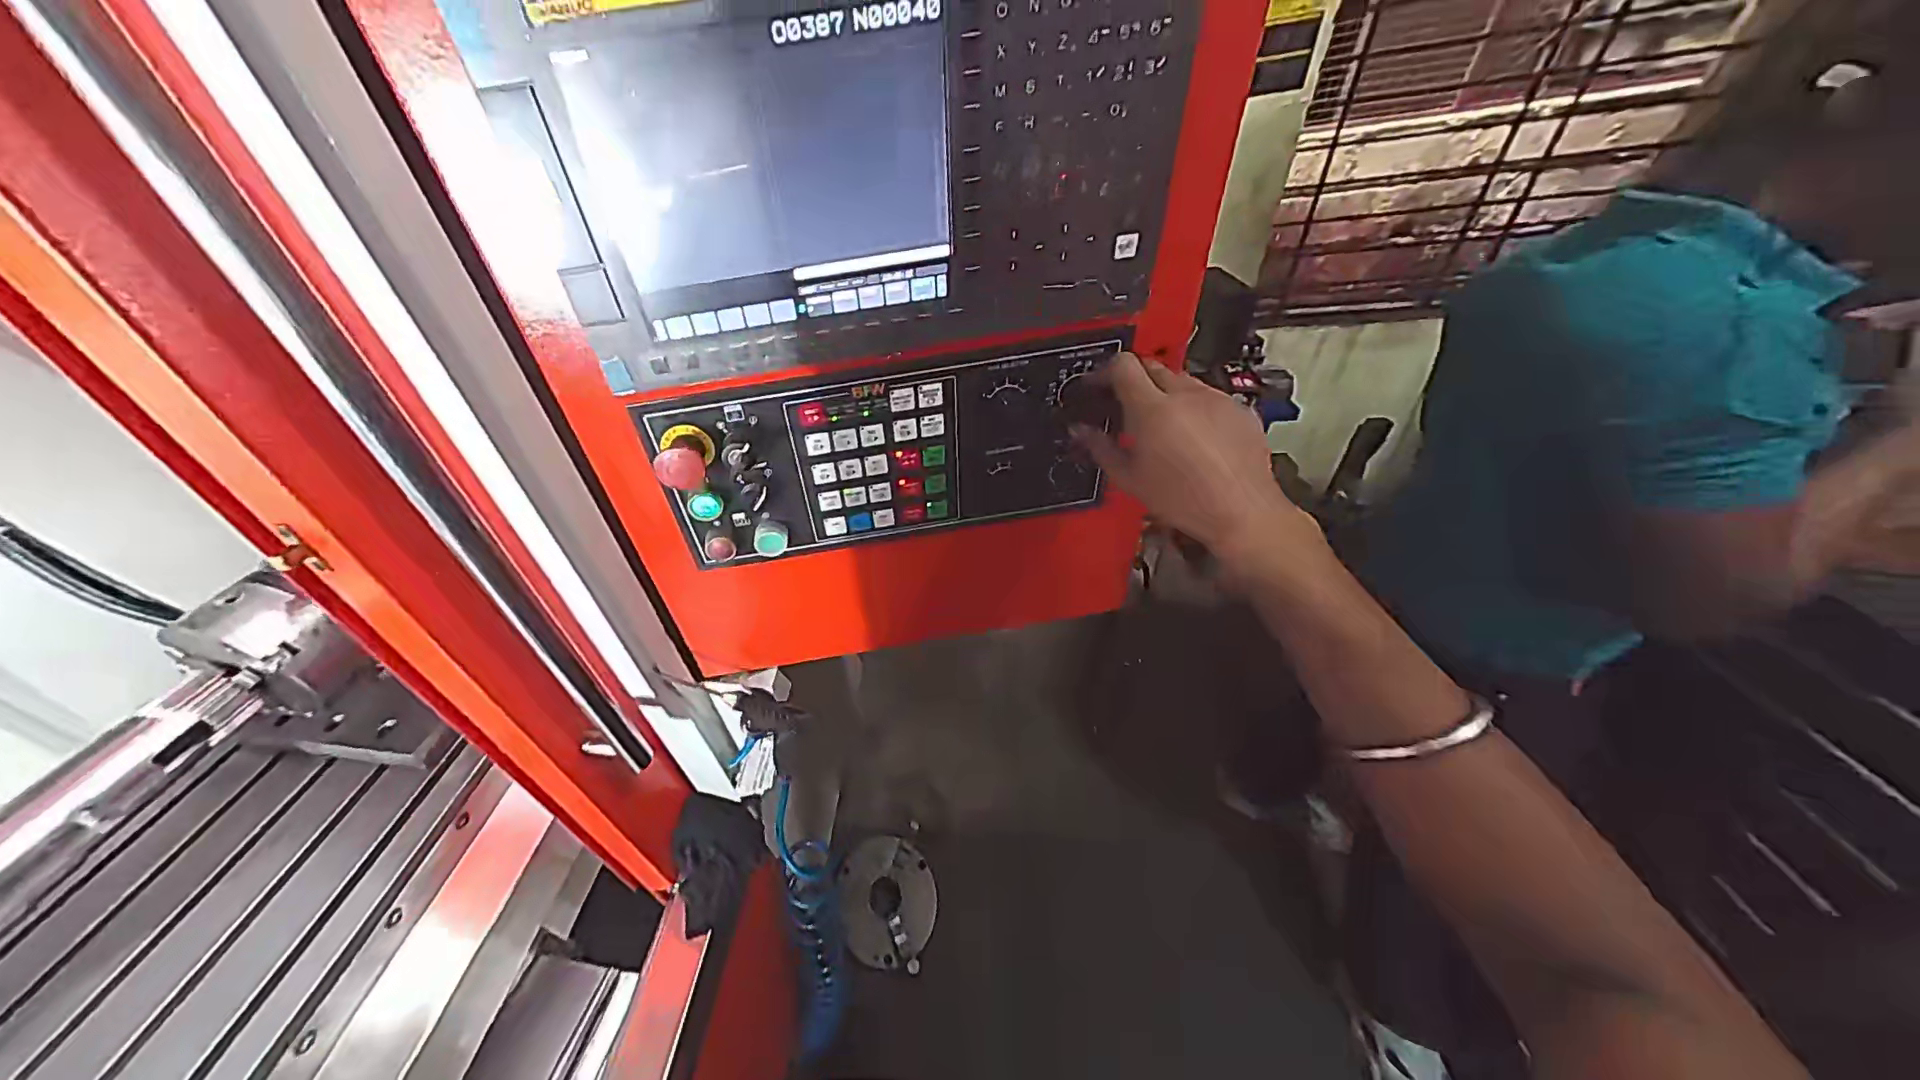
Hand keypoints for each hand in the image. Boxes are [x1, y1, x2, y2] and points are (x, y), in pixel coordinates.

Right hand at [1072, 352, 1316, 560]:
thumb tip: (1083, 432)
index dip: (1105, 372)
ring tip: (1160, 426)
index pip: (1123, 365)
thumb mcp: (1130, 479)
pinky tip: (1192, 437)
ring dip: (1165, 394)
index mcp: (1153, 409)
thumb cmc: (1187, 501)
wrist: (1241, 512)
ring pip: (1182, 381)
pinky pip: (1209, 397)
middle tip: (1125, 405)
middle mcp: (1186, 395)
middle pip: (1152, 367)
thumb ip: (1101, 448)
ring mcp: (1216, 399)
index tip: (1098, 385)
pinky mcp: (1238, 410)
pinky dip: (1195, 408)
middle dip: (1134, 381)